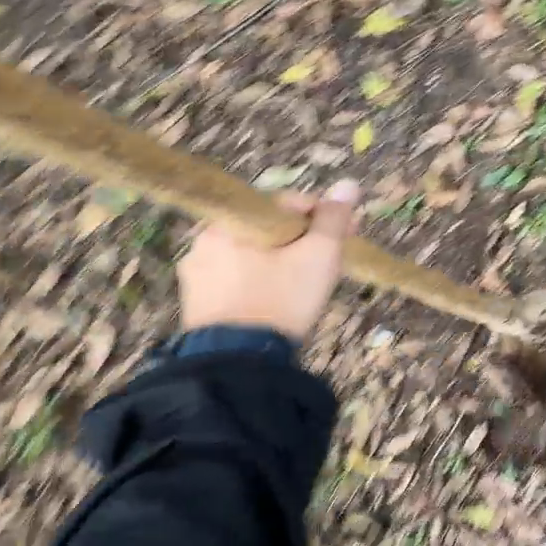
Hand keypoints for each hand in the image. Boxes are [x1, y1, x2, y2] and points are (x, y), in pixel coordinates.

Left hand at [177, 179, 363, 342]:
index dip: (322, 214)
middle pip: (271, 227)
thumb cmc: (283, 296)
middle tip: (335, 254)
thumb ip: (335, 216)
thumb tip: (347, 185)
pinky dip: (266, 275)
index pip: (286, 203)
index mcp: (229, 226)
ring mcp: (197, 275)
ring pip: (257, 251)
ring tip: (313, 275)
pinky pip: (241, 274)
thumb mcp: (321, 252)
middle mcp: (204, 244)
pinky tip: (286, 291)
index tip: (346, 231)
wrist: (239, 360)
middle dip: (307, 236)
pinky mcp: (198, 301)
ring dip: (287, 255)